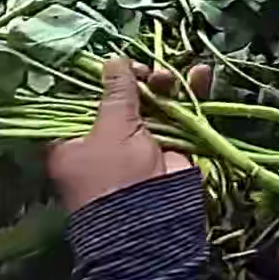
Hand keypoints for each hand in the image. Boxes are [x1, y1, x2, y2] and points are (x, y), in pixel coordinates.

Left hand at [47, 58, 213, 212]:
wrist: (152, 220)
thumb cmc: (115, 175)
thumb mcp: (111, 128)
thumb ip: (116, 92)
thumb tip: (113, 59)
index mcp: (76, 140)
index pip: (85, 101)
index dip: (102, 79)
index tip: (117, 65)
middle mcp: (107, 139)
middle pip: (124, 97)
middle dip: (139, 80)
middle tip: (148, 72)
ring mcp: (143, 141)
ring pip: (155, 101)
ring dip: (165, 84)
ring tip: (171, 76)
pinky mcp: (173, 143)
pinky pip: (182, 111)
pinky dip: (192, 93)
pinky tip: (202, 73)